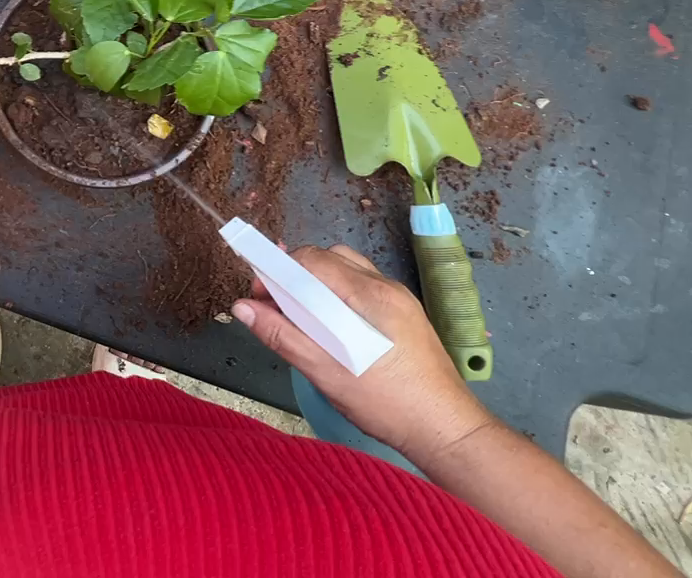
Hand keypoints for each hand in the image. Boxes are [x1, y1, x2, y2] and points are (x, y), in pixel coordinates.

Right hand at [233, 245, 498, 463]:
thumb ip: (282, 335)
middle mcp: (385, 287)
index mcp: (367, 295)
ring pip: (346, 269)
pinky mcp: (406, 313)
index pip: (312, 259)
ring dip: (316, 282)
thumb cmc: (386, 402)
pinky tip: (333, 325)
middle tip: (278, 307)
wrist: (450, 432)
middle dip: (294, 274)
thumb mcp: (325, 372)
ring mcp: (399, 299)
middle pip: (328, 257)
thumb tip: (242, 307)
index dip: (278, 270)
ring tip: (303, 315)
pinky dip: (337, 293)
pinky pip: (361, 286)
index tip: (260, 297)